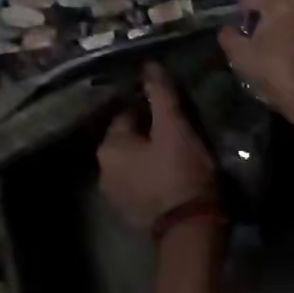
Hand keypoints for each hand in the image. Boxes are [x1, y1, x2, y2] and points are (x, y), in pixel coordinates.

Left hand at [97, 63, 216, 225]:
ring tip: (180, 155)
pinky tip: (175, 178)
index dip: (152, 108)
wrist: (190, 228)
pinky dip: (154, 178)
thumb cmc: (182, 173)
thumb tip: (149, 64)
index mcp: (109, 146)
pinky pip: (141, 184)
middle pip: (129, 140)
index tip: (176, 110)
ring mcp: (115, 195)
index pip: (127, 114)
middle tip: (181, 132)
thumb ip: (161, 96)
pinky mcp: (131, 213)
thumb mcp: (176, 129)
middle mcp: (103, 169)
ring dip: (151, 157)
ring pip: (135, 163)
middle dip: (150, 133)